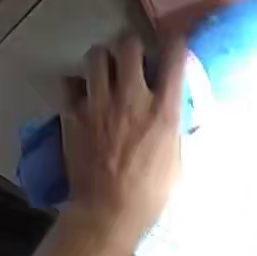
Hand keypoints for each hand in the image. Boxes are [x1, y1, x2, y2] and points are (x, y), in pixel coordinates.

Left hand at [56, 32, 186, 255]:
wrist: (107, 212)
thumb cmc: (151, 194)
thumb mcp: (179, 162)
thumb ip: (180, 132)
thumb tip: (186, 117)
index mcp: (164, 111)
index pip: (174, 57)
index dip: (175, 44)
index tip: (174, 46)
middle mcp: (131, 98)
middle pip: (129, 45)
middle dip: (132, 46)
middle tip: (133, 58)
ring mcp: (98, 104)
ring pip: (96, 55)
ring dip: (104, 58)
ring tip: (106, 70)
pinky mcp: (72, 113)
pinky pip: (69, 82)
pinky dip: (76, 84)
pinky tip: (83, 95)